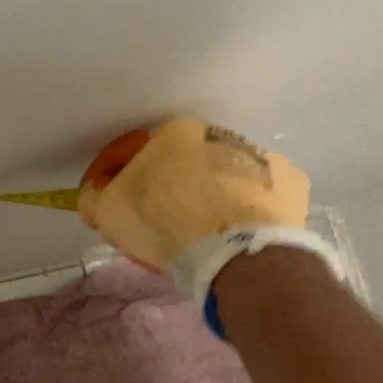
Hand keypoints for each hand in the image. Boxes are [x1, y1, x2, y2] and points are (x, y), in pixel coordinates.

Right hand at [77, 117, 310, 271]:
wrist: (236, 250)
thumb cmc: (164, 221)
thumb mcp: (106, 210)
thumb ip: (93, 195)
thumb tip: (97, 193)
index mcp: (172, 132)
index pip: (126, 150)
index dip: (105, 176)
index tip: (98, 201)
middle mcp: (219, 134)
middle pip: (174, 164)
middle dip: (157, 187)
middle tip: (144, 220)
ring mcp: (259, 157)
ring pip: (216, 178)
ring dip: (199, 197)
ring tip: (190, 232)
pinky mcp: (288, 186)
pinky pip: (252, 198)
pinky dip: (237, 211)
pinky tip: (227, 233)